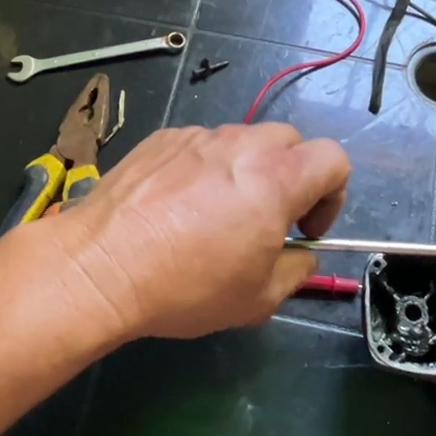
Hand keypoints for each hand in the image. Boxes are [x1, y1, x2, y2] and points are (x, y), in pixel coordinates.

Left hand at [55, 123, 349, 340]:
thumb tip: (299, 255)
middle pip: (289, 142)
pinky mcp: (162, 139)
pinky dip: (202, 168)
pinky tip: (174, 207)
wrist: (101, 267)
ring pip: (241, 142)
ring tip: (213, 215)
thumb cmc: (187, 286)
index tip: (305, 228)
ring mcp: (198, 136)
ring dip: (244, 171)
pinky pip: (199, 146)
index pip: (334, 158)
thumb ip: (296, 269)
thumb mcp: (258, 298)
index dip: (332, 193)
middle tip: (266, 219)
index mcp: (276, 178)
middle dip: (290, 177)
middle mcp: (241, 145)